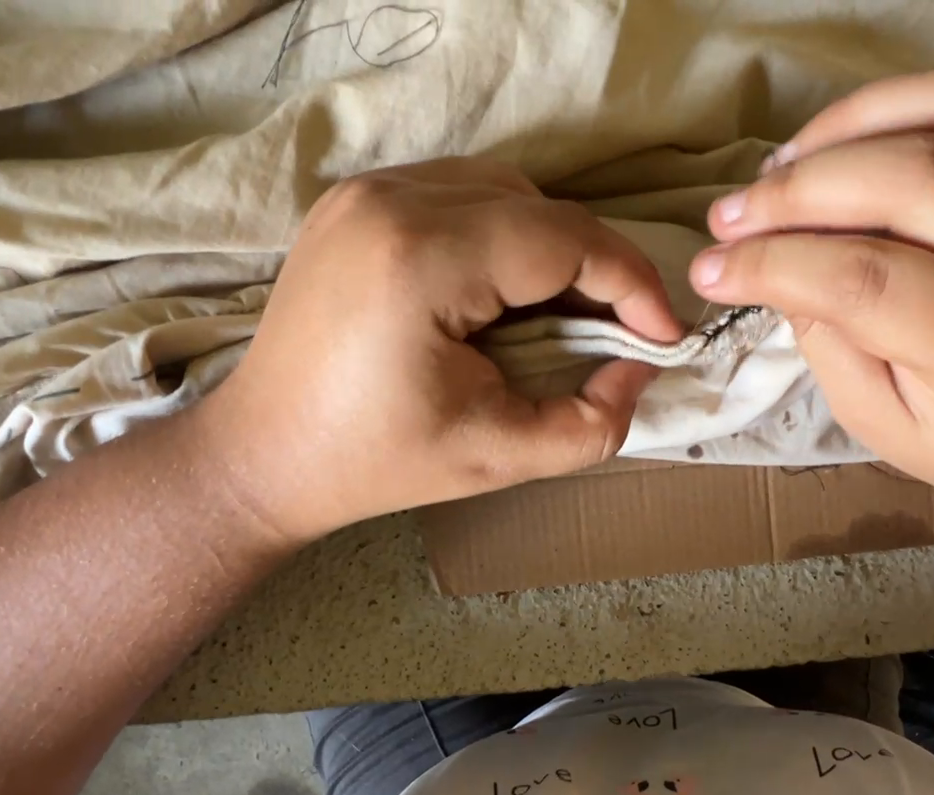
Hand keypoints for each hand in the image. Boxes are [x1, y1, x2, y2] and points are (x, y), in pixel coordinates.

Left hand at [199, 158, 680, 544]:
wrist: (268, 454)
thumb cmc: (378, 464)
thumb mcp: (500, 458)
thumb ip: (593, 423)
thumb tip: (639, 368)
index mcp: (423, 258)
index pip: (564, 239)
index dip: (632, 283)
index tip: (665, 335)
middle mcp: (391, 201)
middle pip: (538, 207)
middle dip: (594, 269)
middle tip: (618, 334)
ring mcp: (364, 193)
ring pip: (502, 191)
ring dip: (550, 248)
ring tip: (565, 315)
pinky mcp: (353, 203)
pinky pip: (457, 195)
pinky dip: (500, 236)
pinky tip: (503, 292)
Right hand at [687, 63, 933, 512]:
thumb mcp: (877, 419)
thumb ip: (827, 339)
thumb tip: (771, 262)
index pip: (870, 281)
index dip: (775, 264)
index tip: (710, 270)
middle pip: (915, 183)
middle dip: (799, 193)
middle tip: (730, 218)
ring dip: (843, 133)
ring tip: (777, 173)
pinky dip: (898, 103)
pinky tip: (838, 142)